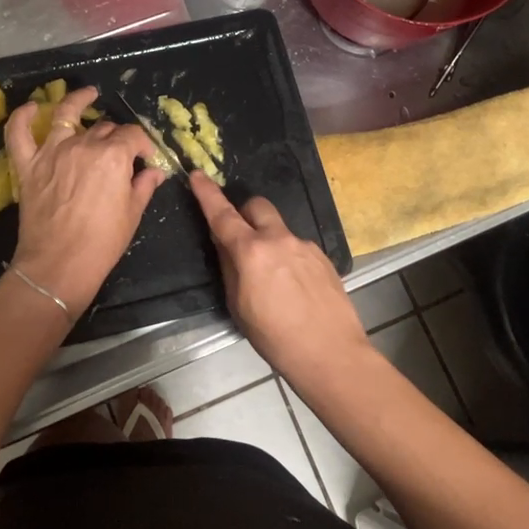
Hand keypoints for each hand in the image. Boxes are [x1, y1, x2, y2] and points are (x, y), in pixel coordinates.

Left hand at [5, 86, 165, 312]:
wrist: (59, 265)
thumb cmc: (102, 243)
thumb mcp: (132, 214)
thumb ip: (143, 186)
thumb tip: (154, 172)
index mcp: (113, 156)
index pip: (132, 136)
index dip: (143, 145)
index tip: (146, 159)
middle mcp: (83, 145)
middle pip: (103, 128)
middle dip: (116, 135)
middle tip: (121, 151)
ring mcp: (52, 152)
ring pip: (66, 116)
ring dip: (78, 102)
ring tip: (88, 95)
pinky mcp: (29, 165)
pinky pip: (20, 133)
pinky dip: (24, 116)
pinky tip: (32, 107)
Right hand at [189, 173, 369, 379]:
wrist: (331, 353)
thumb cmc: (275, 337)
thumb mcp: (238, 306)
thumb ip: (229, 267)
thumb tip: (224, 243)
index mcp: (251, 252)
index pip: (222, 215)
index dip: (207, 193)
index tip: (197, 175)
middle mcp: (279, 240)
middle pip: (257, 206)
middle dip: (245, 214)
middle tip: (240, 238)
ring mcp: (305, 246)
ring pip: (279, 230)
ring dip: (269, 241)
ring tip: (272, 280)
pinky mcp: (323, 258)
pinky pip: (297, 247)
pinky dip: (289, 258)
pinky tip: (294, 289)